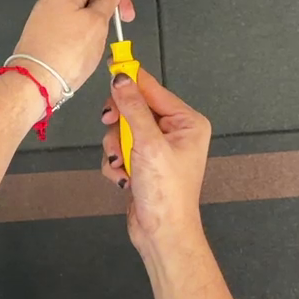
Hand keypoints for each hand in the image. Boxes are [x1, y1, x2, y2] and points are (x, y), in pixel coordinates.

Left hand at [10, 0, 134, 97]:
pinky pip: (67, 32)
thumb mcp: (97, 22)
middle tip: (108, 30)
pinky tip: (79, 54)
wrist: (36, 82)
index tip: (124, 11)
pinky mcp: (42, 36)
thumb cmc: (62, 56)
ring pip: (78, 16)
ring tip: (91, 46)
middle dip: (104, 12)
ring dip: (91, 28)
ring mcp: (44, 18)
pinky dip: (78, 40)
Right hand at [101, 72, 211, 256]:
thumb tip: (121, 79)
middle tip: (113, 129)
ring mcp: (157, 148)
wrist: (161, 233)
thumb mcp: (148, 145)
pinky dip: (115, 163)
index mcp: (187, 122)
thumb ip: (133, 109)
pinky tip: (124, 178)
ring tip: (125, 166)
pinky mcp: (142, 163)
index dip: (130, 80)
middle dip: (120, 125)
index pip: (153, 89)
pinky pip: (117, 149)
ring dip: (116, 149)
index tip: (111, 65)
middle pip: (133, 108)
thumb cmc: (167, 194)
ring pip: (121, 130)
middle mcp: (174, 132)